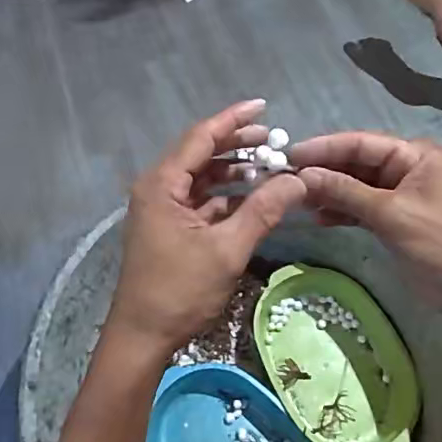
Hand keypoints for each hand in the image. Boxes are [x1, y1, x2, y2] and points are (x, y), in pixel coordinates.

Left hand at [108, 100, 305, 351]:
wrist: (143, 336)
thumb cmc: (180, 291)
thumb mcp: (226, 249)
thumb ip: (263, 210)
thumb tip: (298, 179)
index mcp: (161, 185)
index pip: (200, 138)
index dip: (233, 120)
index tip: (263, 106)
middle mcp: (157, 189)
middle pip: (200, 155)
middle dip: (236, 145)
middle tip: (274, 140)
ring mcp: (161, 210)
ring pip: (201, 179)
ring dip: (233, 172)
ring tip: (269, 167)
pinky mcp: (168, 229)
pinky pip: (200, 201)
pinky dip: (225, 197)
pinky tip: (252, 198)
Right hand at [287, 134, 441, 310]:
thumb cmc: (440, 243)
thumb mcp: (390, 213)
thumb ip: (345, 191)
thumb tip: (302, 175)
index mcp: (415, 155)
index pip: (361, 144)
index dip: (324, 148)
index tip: (289, 156)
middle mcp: (408, 169)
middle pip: (356, 164)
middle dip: (323, 172)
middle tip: (285, 180)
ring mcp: (401, 195)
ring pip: (356, 187)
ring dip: (329, 193)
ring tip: (295, 200)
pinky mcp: (395, 220)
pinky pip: (362, 208)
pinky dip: (341, 212)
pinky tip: (317, 218)